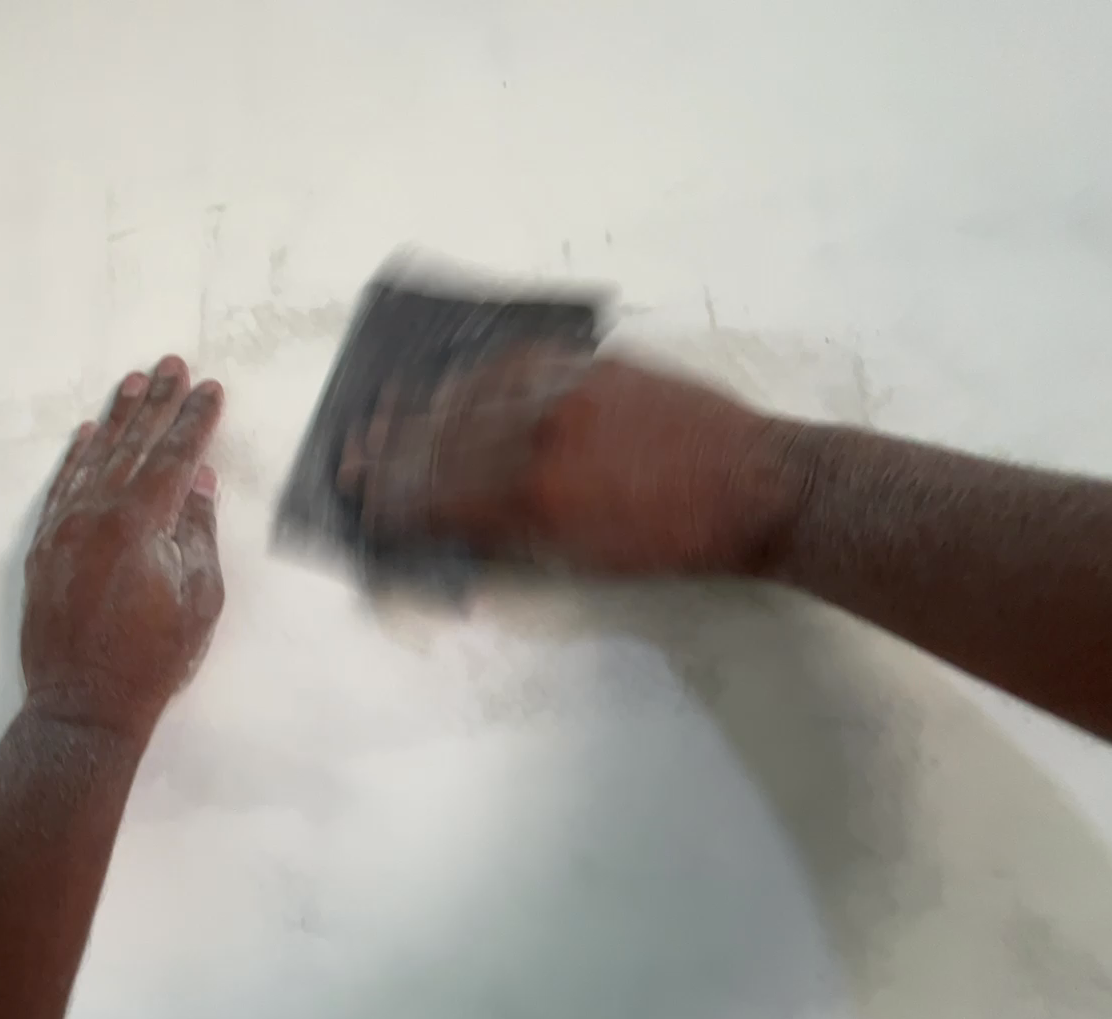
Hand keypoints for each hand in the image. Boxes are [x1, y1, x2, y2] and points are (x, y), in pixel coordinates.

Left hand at [21, 356, 225, 737]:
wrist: (84, 703)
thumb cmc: (154, 657)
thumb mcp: (200, 598)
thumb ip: (199, 532)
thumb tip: (201, 483)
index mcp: (141, 523)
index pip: (175, 457)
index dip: (195, 421)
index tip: (210, 389)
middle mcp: (98, 513)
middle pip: (133, 445)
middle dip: (158, 402)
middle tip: (171, 363)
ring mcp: (65, 527)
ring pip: (95, 458)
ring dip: (117, 417)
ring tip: (133, 381)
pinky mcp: (44, 545)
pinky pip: (61, 487)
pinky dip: (75, 457)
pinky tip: (87, 433)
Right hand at [339, 345, 805, 576]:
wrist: (758, 485)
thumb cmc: (673, 541)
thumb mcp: (587, 562)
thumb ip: (513, 543)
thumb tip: (456, 533)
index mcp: (538, 500)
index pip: (443, 499)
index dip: (398, 504)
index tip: (366, 504)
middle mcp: (542, 439)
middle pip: (444, 445)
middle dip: (391, 455)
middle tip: (352, 455)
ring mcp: (567, 395)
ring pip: (473, 399)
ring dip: (421, 412)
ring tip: (382, 413)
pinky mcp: (593, 367)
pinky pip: (519, 363)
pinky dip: (478, 375)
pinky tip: (452, 381)